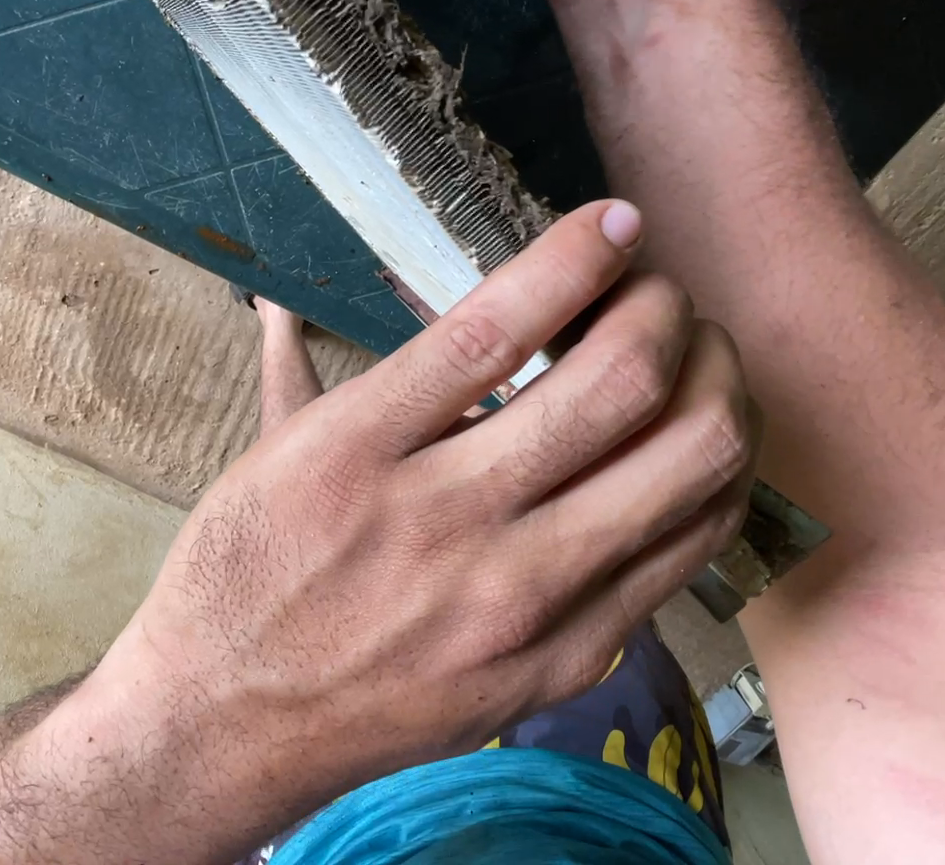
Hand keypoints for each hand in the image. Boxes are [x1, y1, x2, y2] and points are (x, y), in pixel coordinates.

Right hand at [77, 201, 756, 820]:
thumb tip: (273, 300)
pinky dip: (705, 479)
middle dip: (667, 310)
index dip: (575, 258)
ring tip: (696, 358)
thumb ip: (292, 370)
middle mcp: (442, 520)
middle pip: (618, 385)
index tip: (616, 222)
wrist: (229, 722)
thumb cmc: (239, 574)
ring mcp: (513, 602)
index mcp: (356, 449)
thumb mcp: (259, 457)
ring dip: (715, 385)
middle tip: (658, 293)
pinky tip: (687, 448)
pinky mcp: (558, 661)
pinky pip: (680, 553)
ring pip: (683, 466)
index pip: (493, 330)